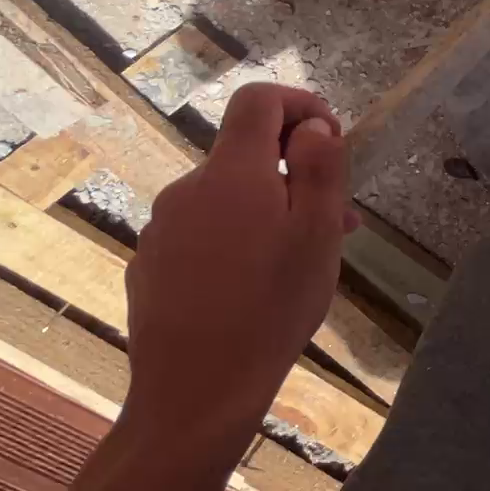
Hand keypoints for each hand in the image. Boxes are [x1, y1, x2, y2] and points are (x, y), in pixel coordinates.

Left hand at [78, 84, 353, 489]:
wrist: (198, 390)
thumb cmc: (275, 301)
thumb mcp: (319, 227)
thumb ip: (320, 165)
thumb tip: (313, 125)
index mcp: (231, 175)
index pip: (257, 100)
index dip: (301, 103)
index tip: (331, 137)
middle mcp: (187, 190)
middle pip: (246, 149)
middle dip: (296, 164)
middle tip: (337, 208)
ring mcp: (162, 227)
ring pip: (230, 191)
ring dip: (273, 201)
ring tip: (307, 248)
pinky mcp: (152, 261)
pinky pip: (206, 224)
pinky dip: (242, 229)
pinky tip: (262, 274)